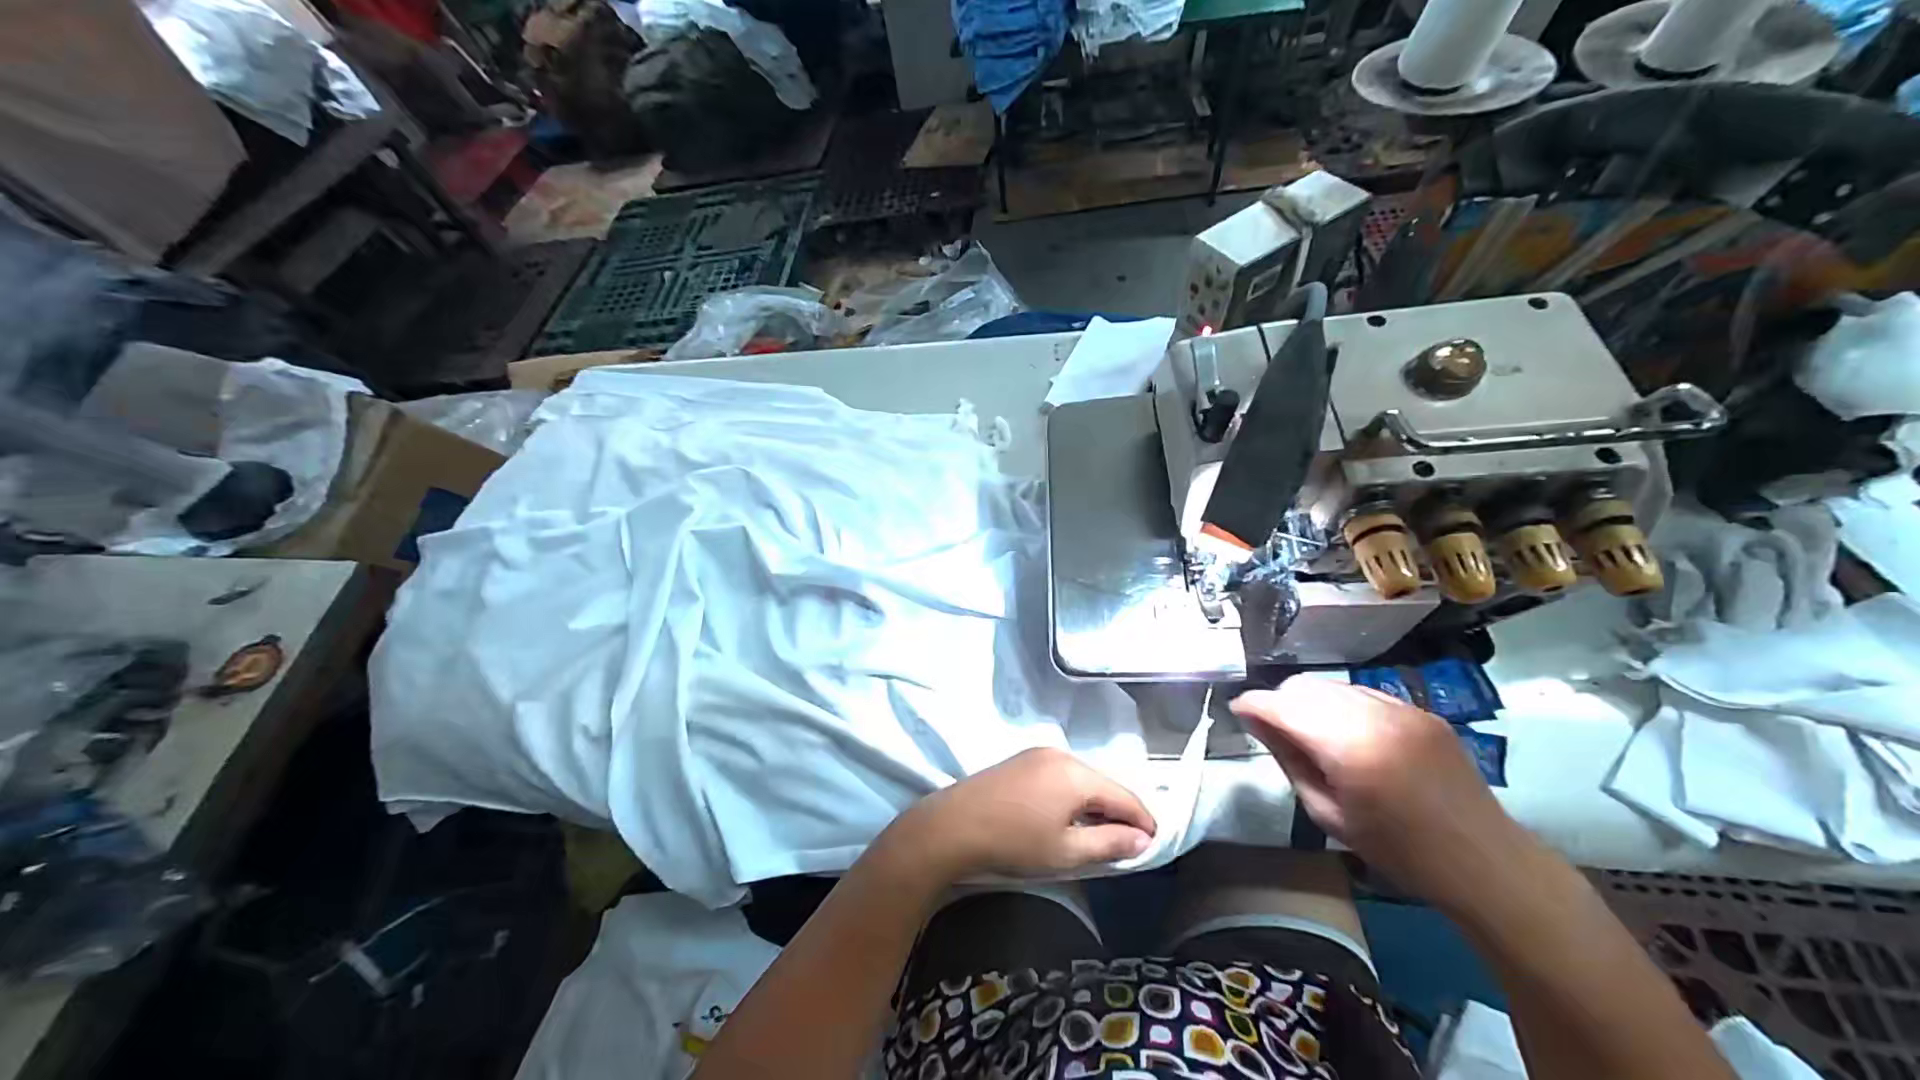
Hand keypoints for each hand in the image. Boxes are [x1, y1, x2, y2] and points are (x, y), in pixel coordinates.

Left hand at [884, 748, 1156, 880]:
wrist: (951, 828)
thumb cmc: (1013, 843)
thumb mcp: (1067, 852)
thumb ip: (1110, 843)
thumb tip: (1143, 839)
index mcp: (1077, 774)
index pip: (1125, 796)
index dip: (1144, 822)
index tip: (1155, 844)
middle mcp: (1061, 755)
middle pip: (1103, 784)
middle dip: (1118, 813)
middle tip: (1128, 845)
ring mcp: (1037, 755)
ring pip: (1082, 780)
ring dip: (1094, 805)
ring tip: (1099, 836)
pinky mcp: (1020, 761)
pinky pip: (1060, 776)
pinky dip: (1072, 796)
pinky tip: (1066, 819)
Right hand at [1231, 677, 1527, 912]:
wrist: (1483, 860)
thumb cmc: (1398, 850)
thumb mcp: (1327, 813)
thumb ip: (1289, 759)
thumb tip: (1258, 723)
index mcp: (1348, 745)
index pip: (1280, 704)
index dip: (1252, 706)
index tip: (1238, 714)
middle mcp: (1373, 714)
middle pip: (1304, 686)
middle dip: (1280, 701)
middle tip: (1273, 730)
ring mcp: (1401, 707)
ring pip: (1333, 685)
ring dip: (1311, 702)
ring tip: (1311, 733)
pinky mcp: (1420, 710)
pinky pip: (1364, 694)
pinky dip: (1343, 706)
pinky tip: (1348, 735)